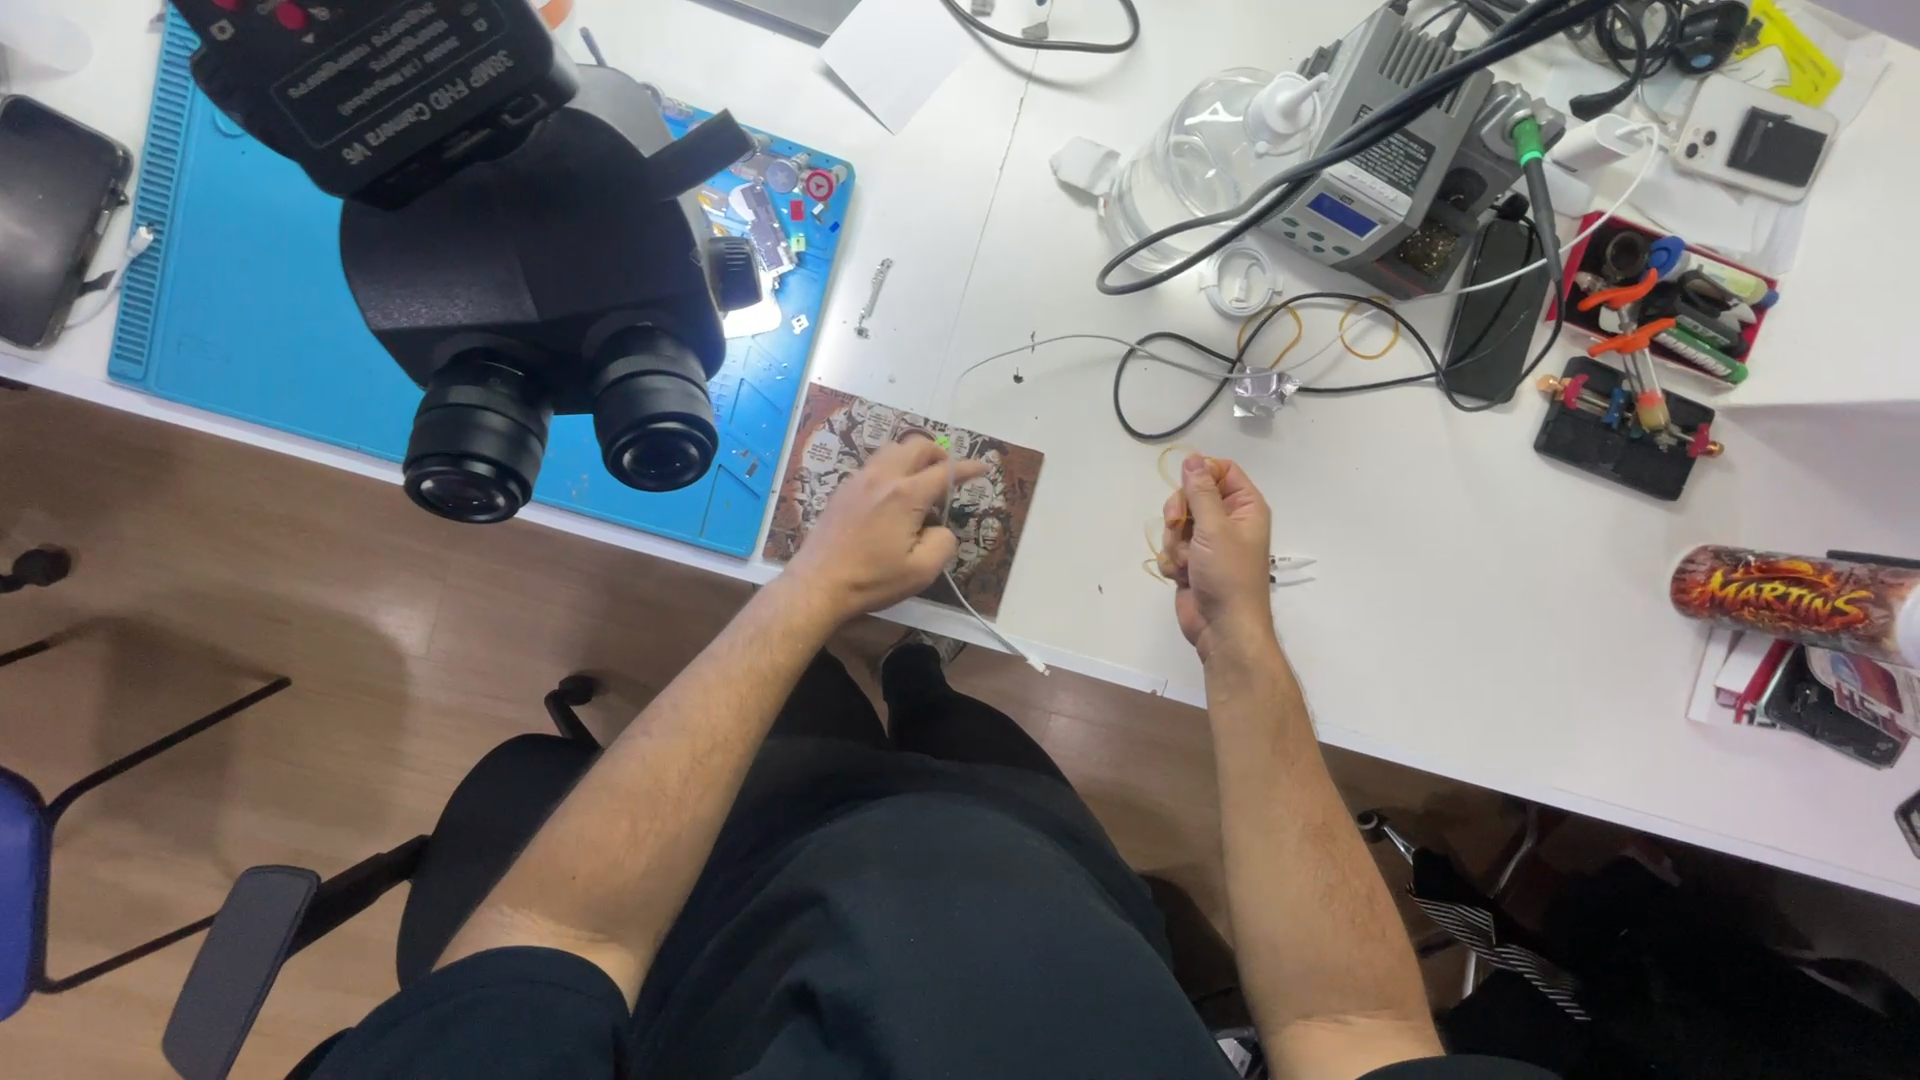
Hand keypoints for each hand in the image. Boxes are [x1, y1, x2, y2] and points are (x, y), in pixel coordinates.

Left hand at [785, 436, 987, 621]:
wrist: (818, 584)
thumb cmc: (872, 580)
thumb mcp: (921, 571)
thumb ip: (943, 543)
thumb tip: (941, 529)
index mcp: (906, 495)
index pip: (944, 471)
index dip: (967, 468)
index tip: (982, 467)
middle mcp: (882, 477)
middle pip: (916, 446)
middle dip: (939, 454)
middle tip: (949, 472)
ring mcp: (858, 480)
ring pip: (892, 450)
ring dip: (912, 457)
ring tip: (921, 480)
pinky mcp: (843, 490)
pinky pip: (874, 465)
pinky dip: (892, 468)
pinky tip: (893, 494)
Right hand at [1159, 454, 1274, 662]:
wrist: (1222, 627)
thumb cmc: (1228, 574)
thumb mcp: (1214, 527)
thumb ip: (1200, 491)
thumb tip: (1193, 458)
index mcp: (1244, 507)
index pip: (1222, 471)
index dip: (1201, 474)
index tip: (1185, 486)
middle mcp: (1227, 521)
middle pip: (1191, 495)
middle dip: (1179, 514)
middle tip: (1180, 528)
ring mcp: (1208, 543)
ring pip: (1177, 523)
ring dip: (1175, 543)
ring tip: (1188, 563)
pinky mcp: (1191, 562)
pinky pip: (1171, 547)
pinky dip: (1173, 561)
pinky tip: (1182, 576)